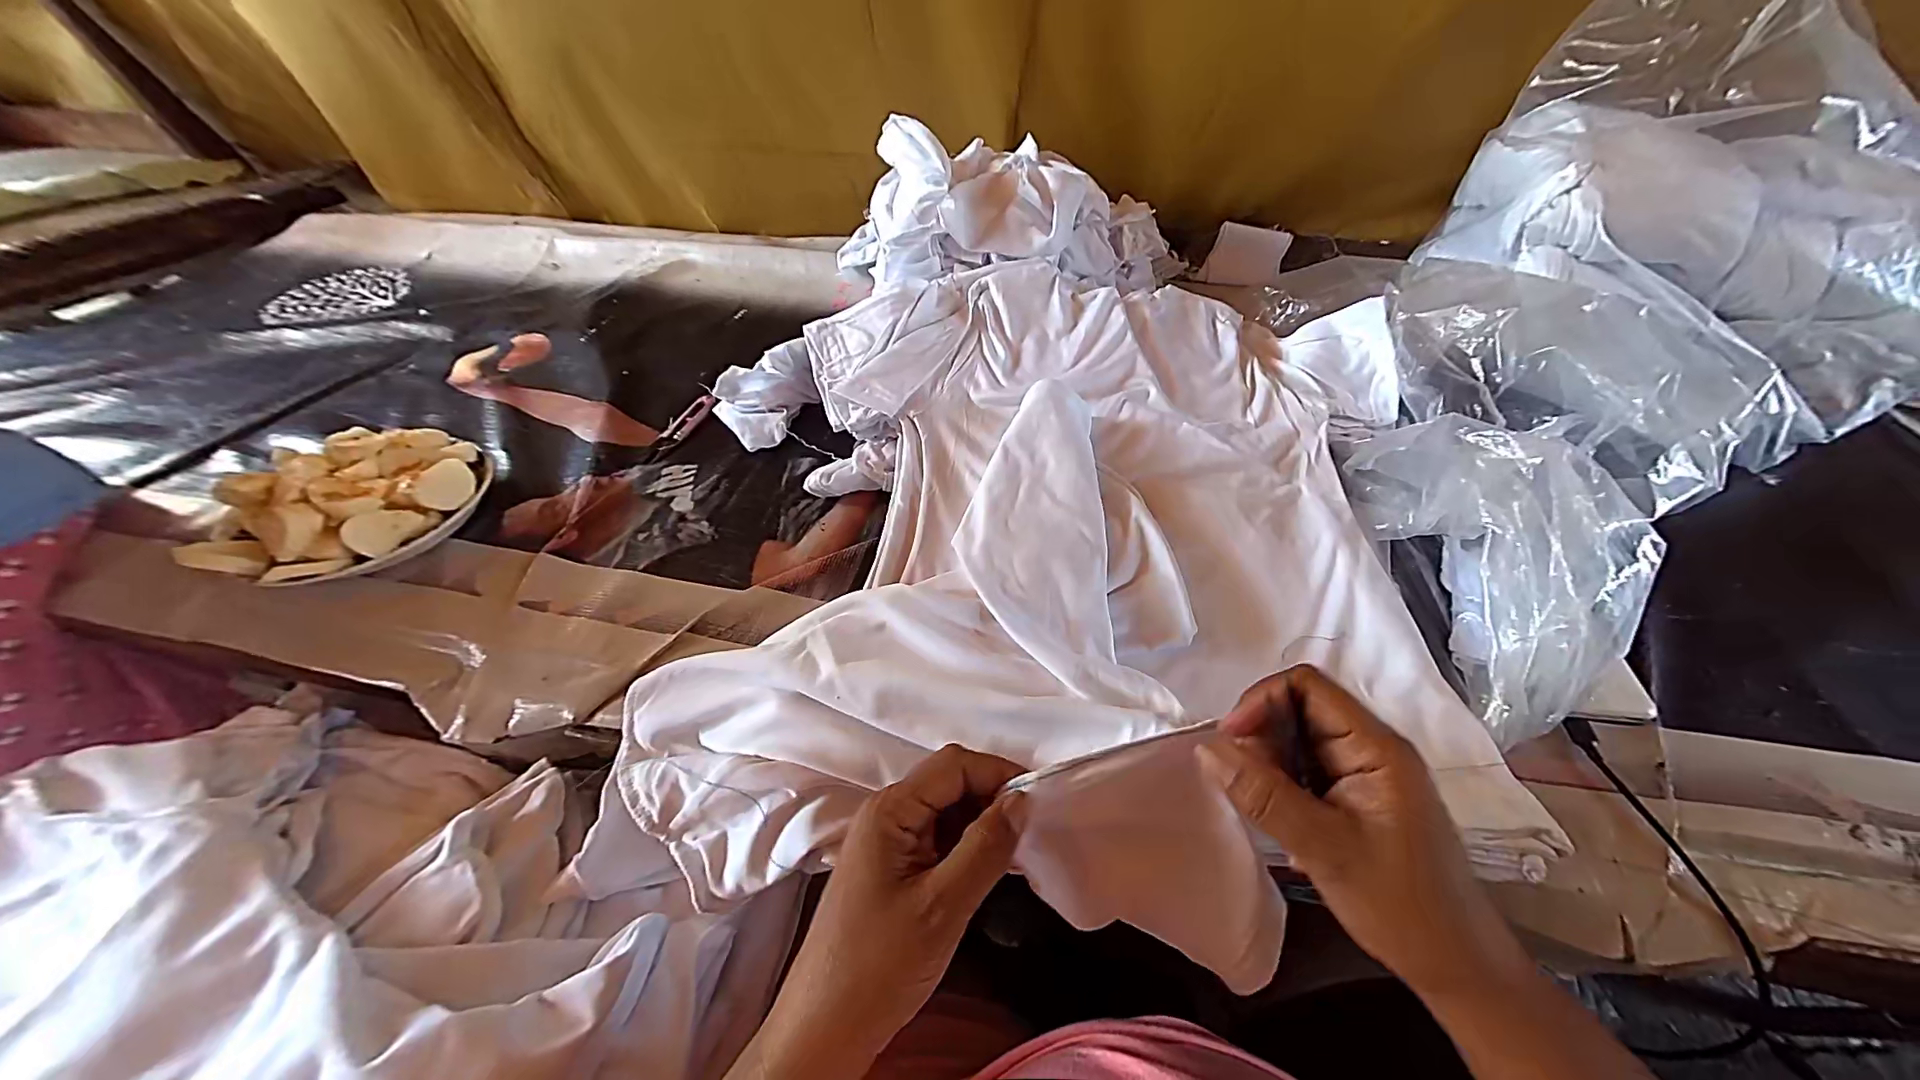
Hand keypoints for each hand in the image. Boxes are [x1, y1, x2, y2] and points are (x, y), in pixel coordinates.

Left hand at [731, 746, 1026, 1079]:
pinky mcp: (893, 864)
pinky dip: (968, 844)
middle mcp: (885, 813)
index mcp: (890, 810)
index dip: (997, 772)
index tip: (1038, 799)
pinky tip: (991, 866)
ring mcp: (887, 839)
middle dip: (993, 797)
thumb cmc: (877, 966)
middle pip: (949, 782)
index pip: (953, 765)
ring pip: (946, 809)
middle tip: (1032, 829)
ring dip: (983, 822)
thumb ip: (985, 848)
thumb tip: (1020, 801)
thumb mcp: (942, 906)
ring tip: (1017, 850)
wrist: (825, 1026)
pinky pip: (938, 836)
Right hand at [1195, 666, 1531, 999]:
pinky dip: (1278, 784)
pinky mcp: (1352, 795)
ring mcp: (1361, 771)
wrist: (1456, 966)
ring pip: (1295, 739)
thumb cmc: (1401, 905)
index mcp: (1375, 746)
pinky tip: (1277, 819)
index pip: (1306, 686)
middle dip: (1259, 736)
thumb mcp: (1324, 848)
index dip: (1261, 700)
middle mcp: (1368, 747)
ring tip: (1260, 806)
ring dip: (1266, 763)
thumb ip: (1264, 795)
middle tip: (1243, 783)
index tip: (1231, 742)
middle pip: (1296, 708)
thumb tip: (1207, 749)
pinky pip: (1302, 768)